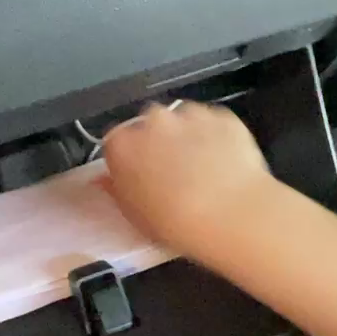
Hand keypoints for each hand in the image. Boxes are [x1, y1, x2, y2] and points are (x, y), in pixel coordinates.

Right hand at [102, 101, 276, 259]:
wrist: (230, 214)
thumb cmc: (174, 222)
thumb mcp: (134, 216)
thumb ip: (116, 191)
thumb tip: (106, 180)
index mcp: (122, 144)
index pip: (115, 143)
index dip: (127, 160)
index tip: (137, 176)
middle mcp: (152, 120)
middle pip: (148, 126)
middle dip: (156, 143)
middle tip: (170, 173)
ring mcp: (189, 114)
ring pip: (182, 120)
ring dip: (186, 137)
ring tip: (200, 169)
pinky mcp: (223, 115)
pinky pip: (212, 123)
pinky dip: (214, 137)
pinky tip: (222, 163)